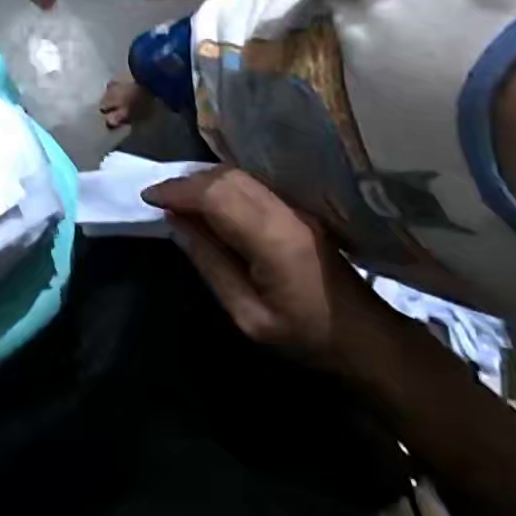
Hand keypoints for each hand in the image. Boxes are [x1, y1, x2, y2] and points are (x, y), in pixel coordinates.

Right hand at [143, 168, 397, 371]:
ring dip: (202, 181)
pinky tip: (207, 203)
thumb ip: (210, 265)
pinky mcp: (298, 211)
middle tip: (158, 198)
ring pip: (239, 175)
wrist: (368, 339)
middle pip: (227, 177)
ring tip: (177, 199)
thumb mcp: (247, 316)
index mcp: (273, 240)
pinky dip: (220, 186)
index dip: (177, 190)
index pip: (216, 196)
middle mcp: (285, 213)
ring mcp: (295, 208)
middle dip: (186, 181)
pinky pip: (250, 184)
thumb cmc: (306, 337)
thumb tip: (176, 223)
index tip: (148, 198)